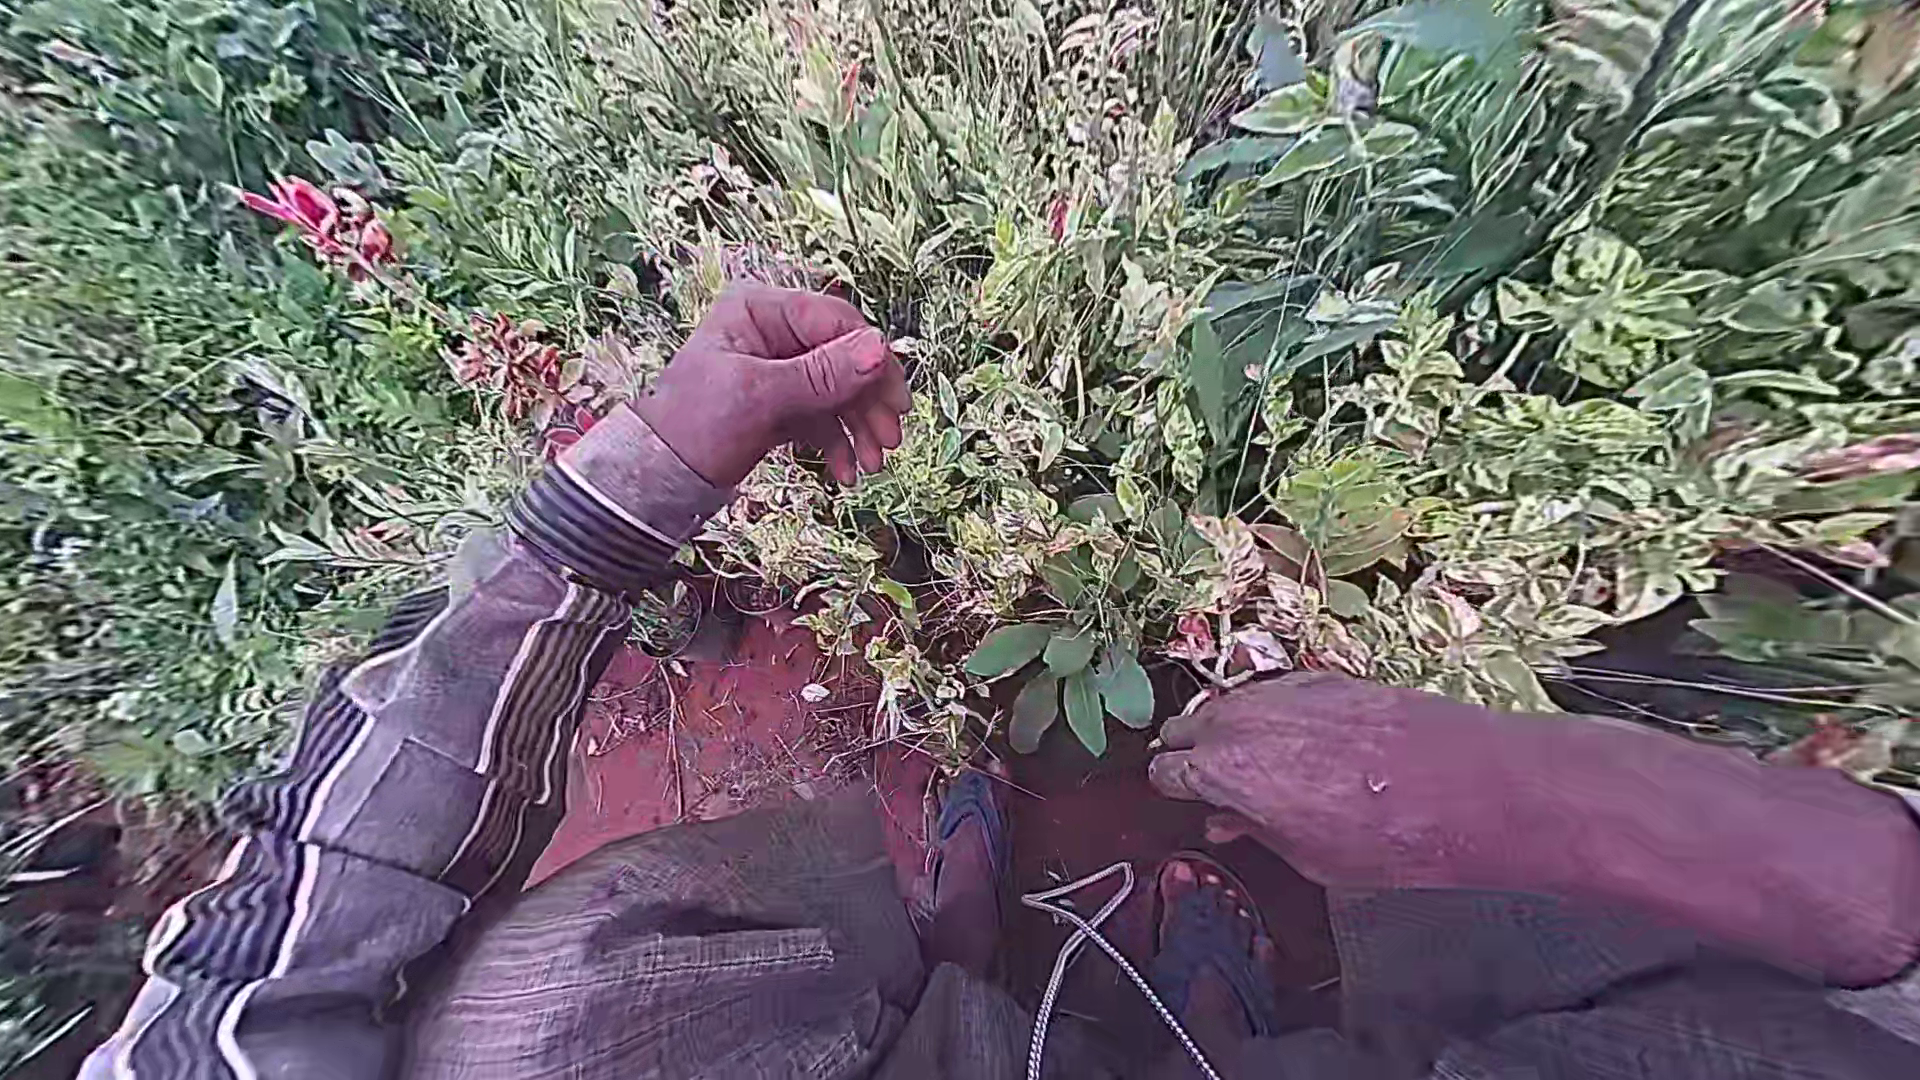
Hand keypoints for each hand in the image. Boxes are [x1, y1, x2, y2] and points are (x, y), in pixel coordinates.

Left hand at [632, 284, 911, 486]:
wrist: (662, 477)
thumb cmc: (698, 424)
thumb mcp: (761, 395)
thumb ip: (822, 374)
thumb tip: (880, 349)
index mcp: (763, 311)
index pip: (837, 323)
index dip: (873, 360)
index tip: (896, 402)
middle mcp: (777, 335)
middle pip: (846, 359)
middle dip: (870, 403)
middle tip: (891, 440)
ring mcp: (784, 371)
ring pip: (842, 393)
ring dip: (862, 429)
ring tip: (874, 464)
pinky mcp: (787, 404)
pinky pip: (827, 418)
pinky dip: (841, 444)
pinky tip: (848, 472)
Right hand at [1148, 672, 1537, 890]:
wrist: (1463, 781)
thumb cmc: (1385, 836)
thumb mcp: (1309, 855)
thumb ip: (1252, 830)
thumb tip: (1224, 820)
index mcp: (1220, 770)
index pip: (1164, 770)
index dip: (1172, 787)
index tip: (1186, 795)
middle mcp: (1233, 721)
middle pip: (1181, 728)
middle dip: (1188, 753)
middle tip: (1215, 778)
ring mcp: (1268, 693)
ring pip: (1220, 707)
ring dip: (1224, 731)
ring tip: (1260, 759)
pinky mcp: (1305, 678)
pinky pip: (1264, 695)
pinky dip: (1265, 715)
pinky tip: (1302, 738)